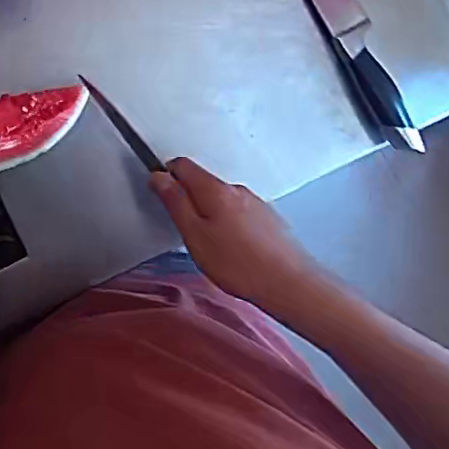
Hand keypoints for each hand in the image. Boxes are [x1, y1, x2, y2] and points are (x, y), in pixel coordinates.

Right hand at [150, 158, 328, 309]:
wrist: (288, 283)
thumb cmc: (240, 264)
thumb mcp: (194, 235)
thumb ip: (174, 202)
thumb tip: (159, 178)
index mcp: (215, 190)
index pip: (183, 164)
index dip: (166, 175)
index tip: (161, 191)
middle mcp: (237, 190)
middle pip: (203, 181)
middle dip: (189, 197)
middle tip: (185, 227)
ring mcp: (256, 203)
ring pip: (223, 199)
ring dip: (211, 212)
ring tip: (210, 244)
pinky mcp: (268, 219)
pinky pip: (240, 213)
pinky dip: (230, 224)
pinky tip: (232, 249)